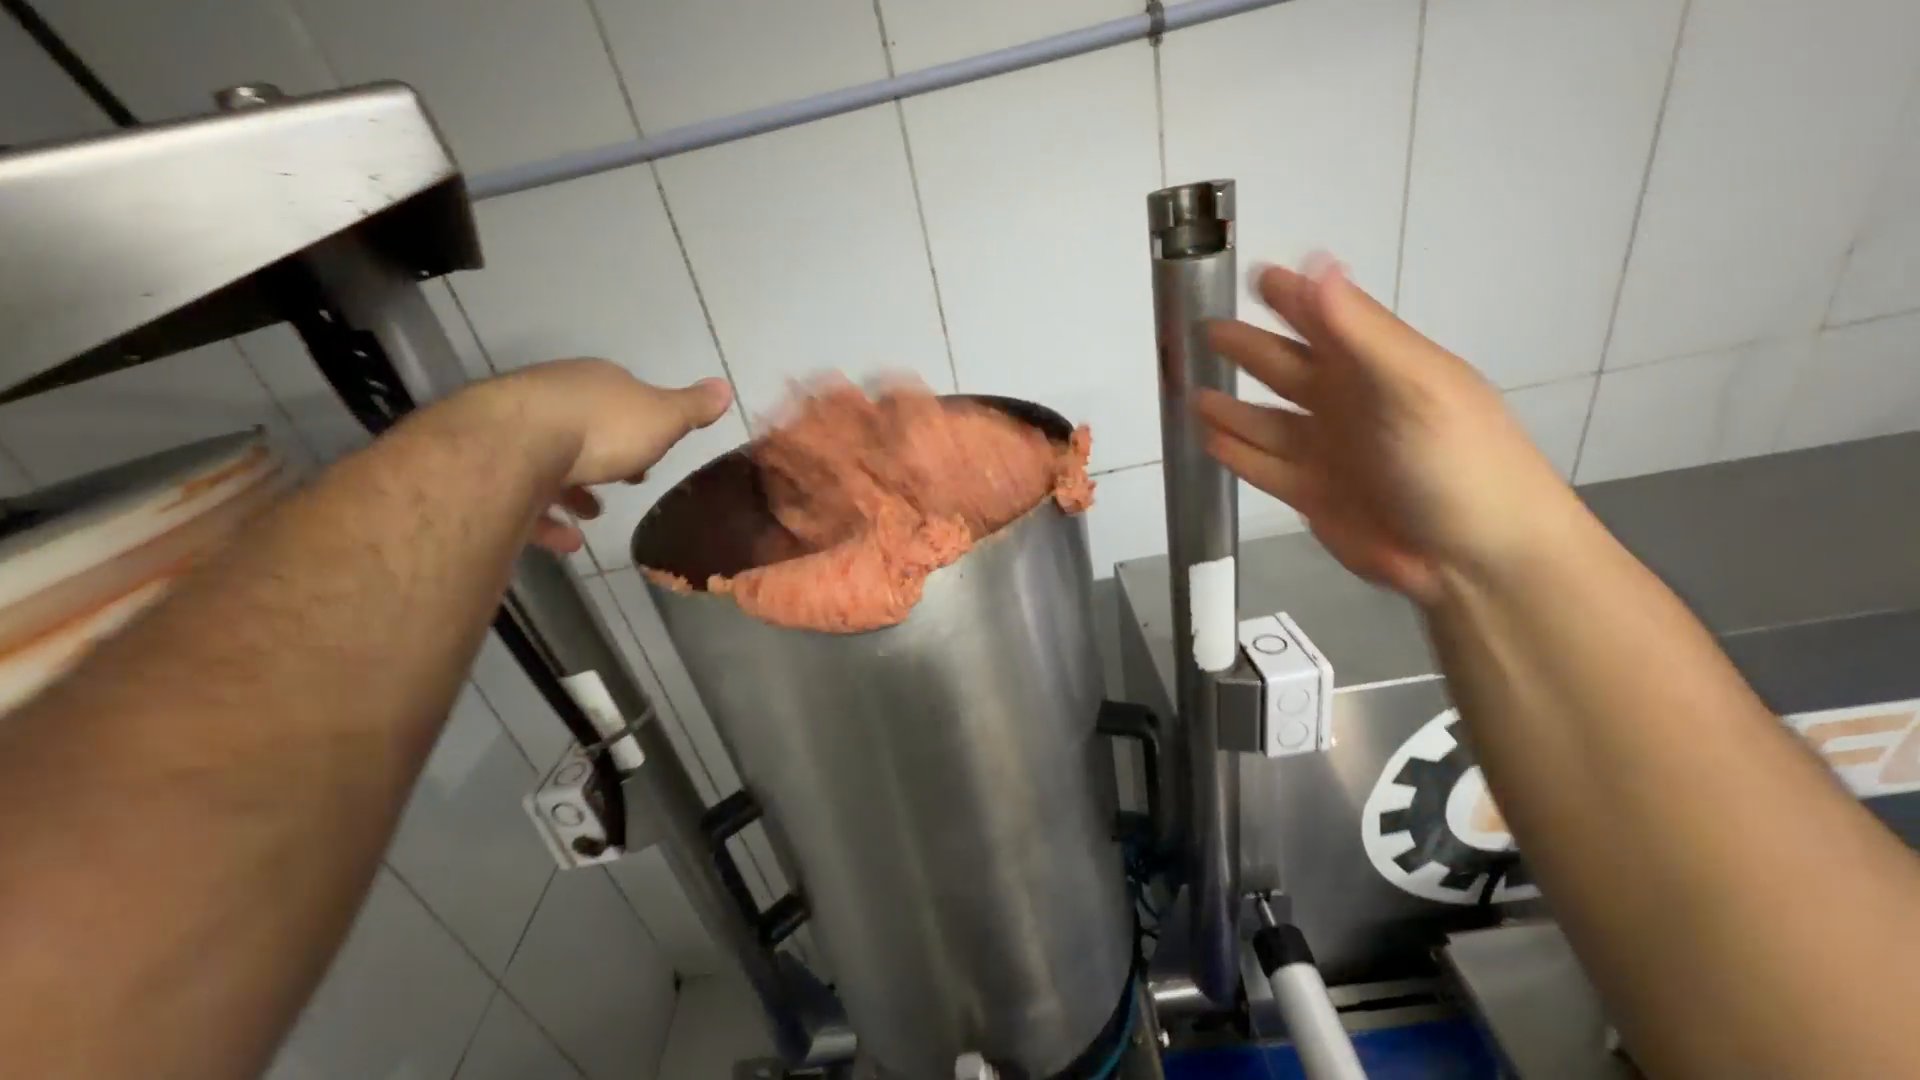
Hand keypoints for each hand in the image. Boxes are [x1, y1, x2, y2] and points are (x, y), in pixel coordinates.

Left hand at [479, 358, 732, 553]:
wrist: (518, 443)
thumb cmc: (603, 428)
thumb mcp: (663, 418)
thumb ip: (693, 407)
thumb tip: (724, 386)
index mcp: (596, 382)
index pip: (622, 396)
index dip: (640, 424)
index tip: (651, 453)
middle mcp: (554, 398)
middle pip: (584, 427)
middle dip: (604, 455)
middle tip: (624, 482)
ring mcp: (519, 431)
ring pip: (550, 460)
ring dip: (574, 489)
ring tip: (593, 514)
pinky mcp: (495, 468)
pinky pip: (525, 496)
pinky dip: (548, 520)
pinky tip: (568, 541)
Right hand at [1195, 260, 1583, 605]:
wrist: (1470, 558)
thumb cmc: (1454, 460)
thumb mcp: (1412, 386)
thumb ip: (1358, 331)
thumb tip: (1318, 263)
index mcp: (1379, 367)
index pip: (1328, 320)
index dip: (1294, 298)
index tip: (1256, 275)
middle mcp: (1348, 403)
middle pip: (1286, 367)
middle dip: (1248, 347)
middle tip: (1205, 329)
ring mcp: (1327, 451)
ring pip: (1265, 420)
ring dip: (1230, 405)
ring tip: (1189, 388)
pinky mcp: (1310, 495)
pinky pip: (1262, 466)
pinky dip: (1234, 451)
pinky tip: (1206, 437)